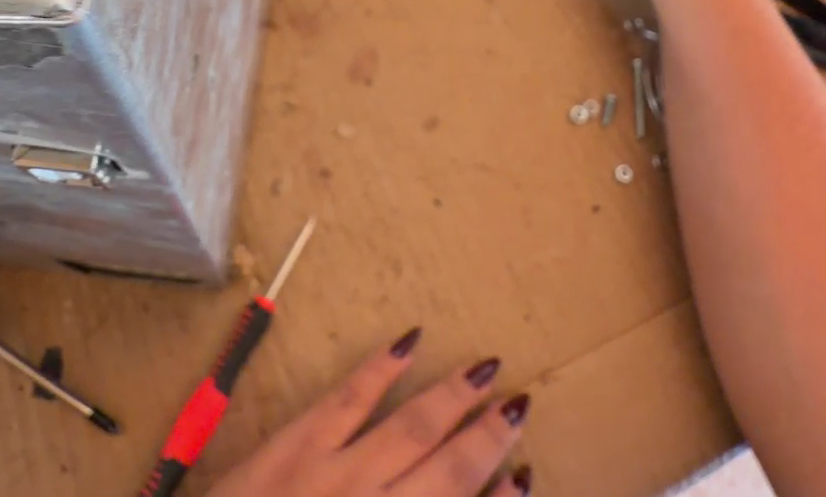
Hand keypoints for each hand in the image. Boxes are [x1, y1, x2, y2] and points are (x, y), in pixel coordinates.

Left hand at [207, 329, 530, 496]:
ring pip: (408, 428)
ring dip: (450, 399)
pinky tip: (409, 342)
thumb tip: (427, 488)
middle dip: (487, 439)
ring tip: (485, 369)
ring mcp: (334, 474)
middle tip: (522, 403)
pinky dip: (380, 370)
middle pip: (445, 472)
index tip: (529, 473)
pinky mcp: (296, 443)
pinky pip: (348, 399)